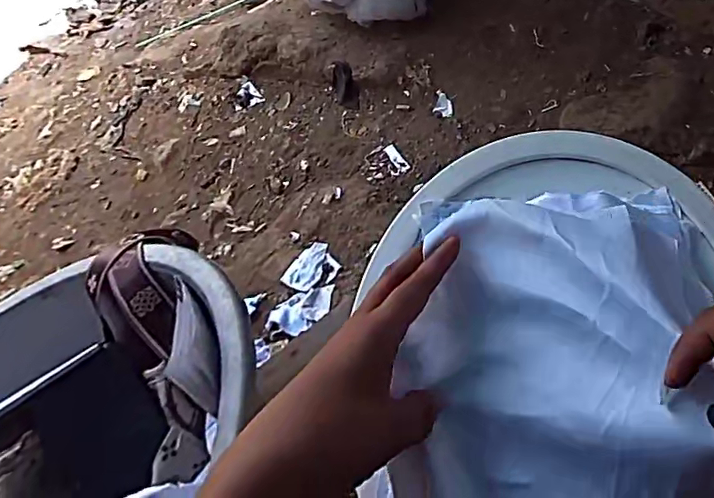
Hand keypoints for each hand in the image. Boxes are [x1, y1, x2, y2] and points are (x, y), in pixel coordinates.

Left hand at [203, 235, 460, 497]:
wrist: (262, 473)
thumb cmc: (327, 439)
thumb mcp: (387, 430)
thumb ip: (417, 412)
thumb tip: (428, 403)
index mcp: (374, 334)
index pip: (413, 290)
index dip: (436, 265)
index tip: (451, 240)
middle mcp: (354, 334)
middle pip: (387, 285)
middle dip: (411, 262)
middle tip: (431, 245)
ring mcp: (334, 353)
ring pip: (372, 306)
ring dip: (394, 288)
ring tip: (410, 283)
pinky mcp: (322, 376)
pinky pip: (361, 332)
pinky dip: (380, 319)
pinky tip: (383, 342)